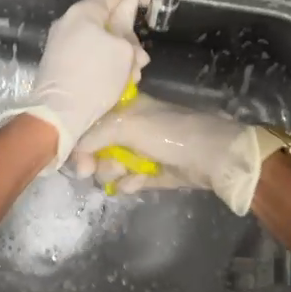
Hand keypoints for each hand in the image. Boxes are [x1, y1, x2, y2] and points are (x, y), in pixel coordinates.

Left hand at [10, 0, 152, 166]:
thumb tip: (127, 5)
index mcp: (82, 13)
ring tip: (134, 76)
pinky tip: (120, 82)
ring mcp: (63, 44)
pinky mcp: (61, 64)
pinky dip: (108, 64)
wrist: (58, 114)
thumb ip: (126, 26)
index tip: (155, 1)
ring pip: (102, 41)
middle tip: (143, 58)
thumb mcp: (121, 50)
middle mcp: (69, 24)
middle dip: (130, 37)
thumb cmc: (94, 77)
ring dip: (122, 55)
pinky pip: (91, 56)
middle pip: (107, 20)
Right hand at [71, 94, 290, 214]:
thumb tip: (74, 155)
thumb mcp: (129, 125)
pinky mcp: (152, 173)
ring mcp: (142, 151)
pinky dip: (129, 183)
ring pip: (111, 166)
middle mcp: (131, 127)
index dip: (81, 138)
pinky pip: (129, 181)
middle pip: (97, 147)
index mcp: (126, 107)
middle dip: (95, 160)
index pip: (92, 120)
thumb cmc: (172, 133)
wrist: (215, 157)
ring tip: (127, 174)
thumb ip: (95, 135)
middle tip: (92, 169)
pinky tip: (136, 183)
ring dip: (113, 172)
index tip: (77, 155)